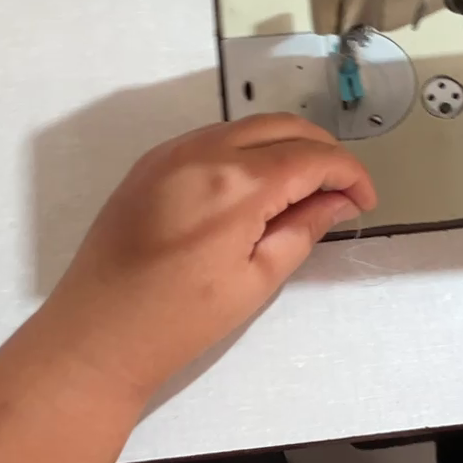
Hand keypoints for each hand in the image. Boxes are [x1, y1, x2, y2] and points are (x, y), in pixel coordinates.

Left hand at [32, 115, 375, 399]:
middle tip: (340, 192)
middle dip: (322, 152)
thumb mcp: (257, 280)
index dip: (349, 174)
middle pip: (282, 127)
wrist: (97, 335)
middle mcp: (203, 151)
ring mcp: (170, 152)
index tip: (365, 201)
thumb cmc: (182, 321)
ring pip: (246, 127)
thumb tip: (338, 200)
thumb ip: (303, 229)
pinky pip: (212, 138)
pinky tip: (255, 187)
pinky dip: (246, 150)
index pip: (311, 157)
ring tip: (302, 191)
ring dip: (285, 147)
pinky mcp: (150, 163)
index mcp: (236, 184)